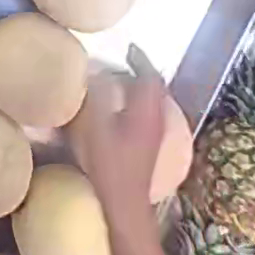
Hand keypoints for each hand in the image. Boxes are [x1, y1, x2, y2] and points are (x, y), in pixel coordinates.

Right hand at [70, 46, 167, 219]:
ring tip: (121, 80)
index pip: (151, 76)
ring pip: (153, 102)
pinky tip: (122, 109)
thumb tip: (96, 71)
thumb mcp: (96, 124)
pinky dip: (138, 103)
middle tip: (125, 61)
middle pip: (155, 88)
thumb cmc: (110, 165)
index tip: (129, 47)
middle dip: (142, 71)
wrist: (125, 207)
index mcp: (148, 110)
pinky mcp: (150, 147)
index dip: (140, 59)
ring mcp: (156, 135)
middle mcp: (158, 119)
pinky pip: (148, 114)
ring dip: (141, 88)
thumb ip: (97, 95)